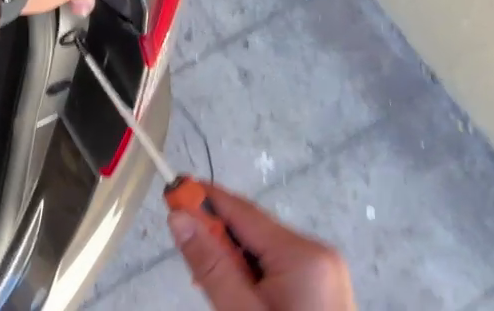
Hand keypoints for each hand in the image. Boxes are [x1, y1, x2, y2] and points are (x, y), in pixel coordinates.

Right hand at [170, 184, 353, 310]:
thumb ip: (210, 264)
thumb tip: (178, 217)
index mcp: (302, 254)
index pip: (240, 210)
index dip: (202, 199)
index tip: (169, 193)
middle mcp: (317, 253)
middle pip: (251, 230)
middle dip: (219, 243)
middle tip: (197, 274)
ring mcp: (324, 273)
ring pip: (262, 251)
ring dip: (234, 264)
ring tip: (224, 299)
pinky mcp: (323, 290)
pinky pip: (277, 269)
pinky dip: (254, 279)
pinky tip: (244, 303)